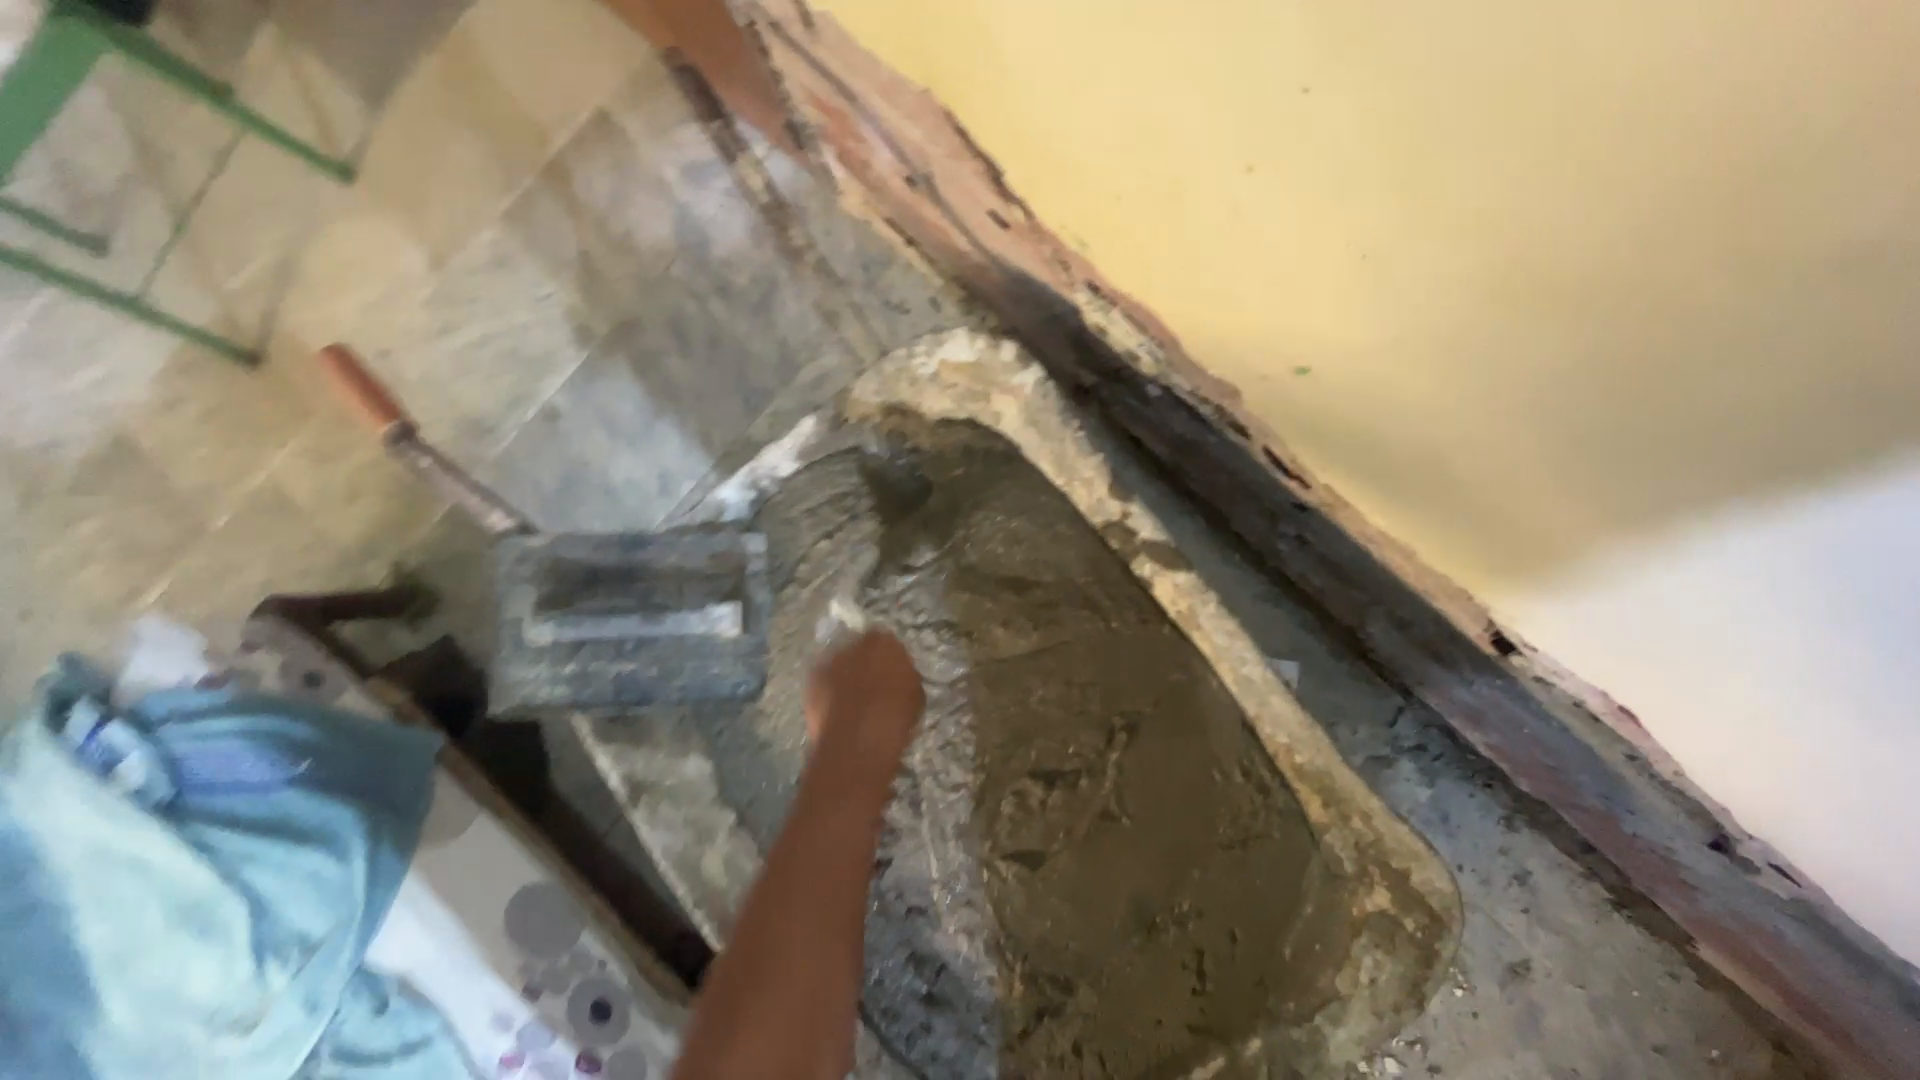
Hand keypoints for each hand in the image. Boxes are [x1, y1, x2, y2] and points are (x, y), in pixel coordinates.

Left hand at [804, 630, 925, 767]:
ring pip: (838, 663)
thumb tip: (898, 680)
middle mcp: (855, 643)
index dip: (887, 659)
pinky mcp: (811, 679)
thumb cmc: (894, 718)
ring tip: (849, 698)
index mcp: (886, 643)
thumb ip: (905, 678)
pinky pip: (822, 680)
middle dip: (863, 663)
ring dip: (843, 675)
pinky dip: (826, 690)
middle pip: (859, 648)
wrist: (857, 739)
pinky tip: (834, 708)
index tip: (890, 674)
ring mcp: (829, 659)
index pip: (886, 641)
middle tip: (870, 684)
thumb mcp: (915, 696)